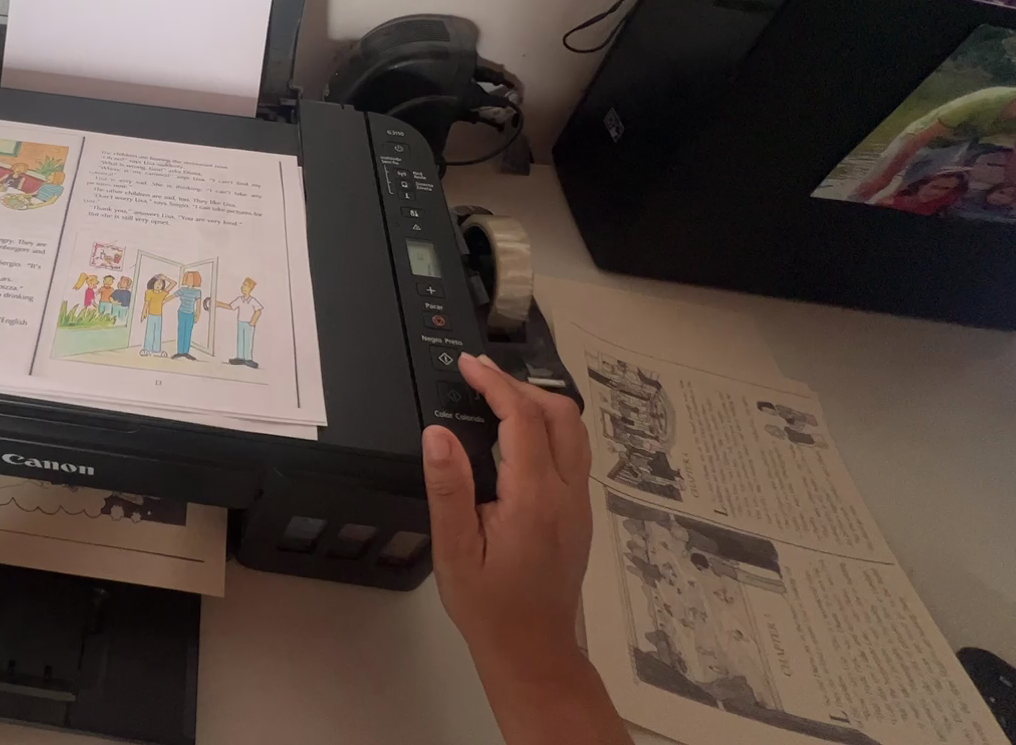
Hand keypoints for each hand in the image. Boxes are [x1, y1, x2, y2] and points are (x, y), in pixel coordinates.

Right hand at [423, 353, 592, 674]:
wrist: (533, 652)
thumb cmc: (488, 603)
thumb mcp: (454, 548)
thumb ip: (448, 487)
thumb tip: (436, 433)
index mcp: (535, 498)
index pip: (523, 419)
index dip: (495, 383)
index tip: (467, 364)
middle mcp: (567, 495)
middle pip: (562, 416)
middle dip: (520, 385)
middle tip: (478, 377)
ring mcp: (579, 505)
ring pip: (574, 432)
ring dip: (538, 403)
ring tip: (495, 395)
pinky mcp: (579, 514)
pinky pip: (571, 451)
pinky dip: (545, 425)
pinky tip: (513, 432)